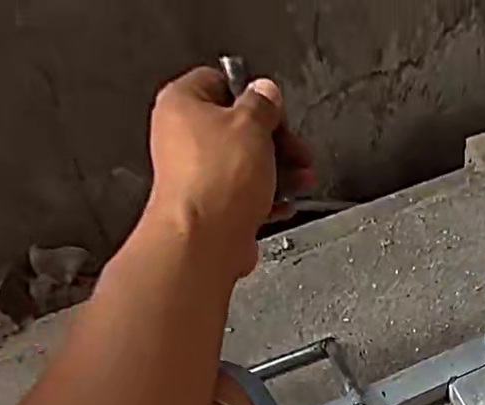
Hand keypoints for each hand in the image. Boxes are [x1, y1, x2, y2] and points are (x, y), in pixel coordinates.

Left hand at [141, 66, 315, 276]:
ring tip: (302, 180)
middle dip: (276, 144)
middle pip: (238, 130)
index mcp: (183, 104)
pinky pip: (244, 196)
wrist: (206, 239)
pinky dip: (267, 199)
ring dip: (278, 173)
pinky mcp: (213, 208)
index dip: (255, 98)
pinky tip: (285, 203)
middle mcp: (184, 138)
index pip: (222, 84)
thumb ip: (262, 105)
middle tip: (298, 154)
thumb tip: (266, 94)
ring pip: (245, 166)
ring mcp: (198, 176)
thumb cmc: (216, 182)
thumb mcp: (251, 126)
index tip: (278, 114)